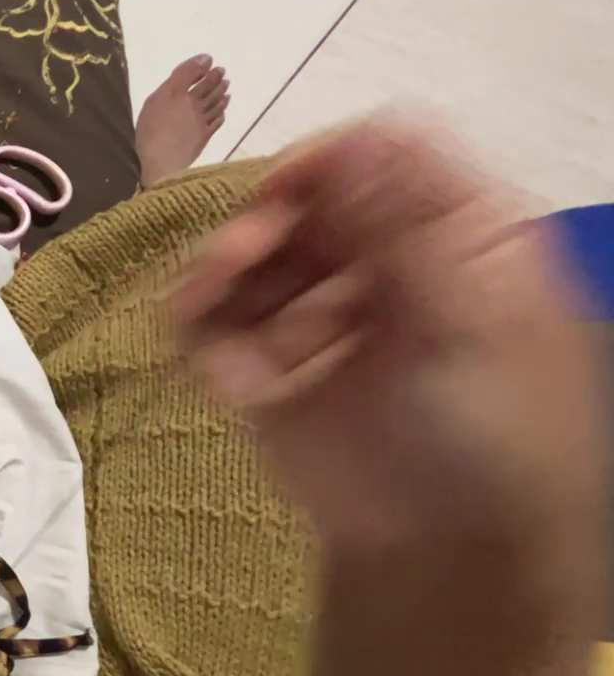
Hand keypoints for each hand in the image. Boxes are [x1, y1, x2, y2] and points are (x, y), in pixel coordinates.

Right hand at [171, 120, 603, 554]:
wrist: (431, 543)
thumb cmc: (486, 432)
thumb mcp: (469, 321)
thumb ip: (412, 227)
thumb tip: (360, 132)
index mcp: (447, 240)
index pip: (376, 166)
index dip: (322, 168)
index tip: (275, 196)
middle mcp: (371, 269)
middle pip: (293, 213)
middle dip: (255, 227)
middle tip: (234, 258)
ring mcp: (304, 321)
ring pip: (238, 269)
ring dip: (211, 274)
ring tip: (204, 297)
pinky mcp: (251, 369)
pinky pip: (204, 328)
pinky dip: (188, 321)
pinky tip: (192, 330)